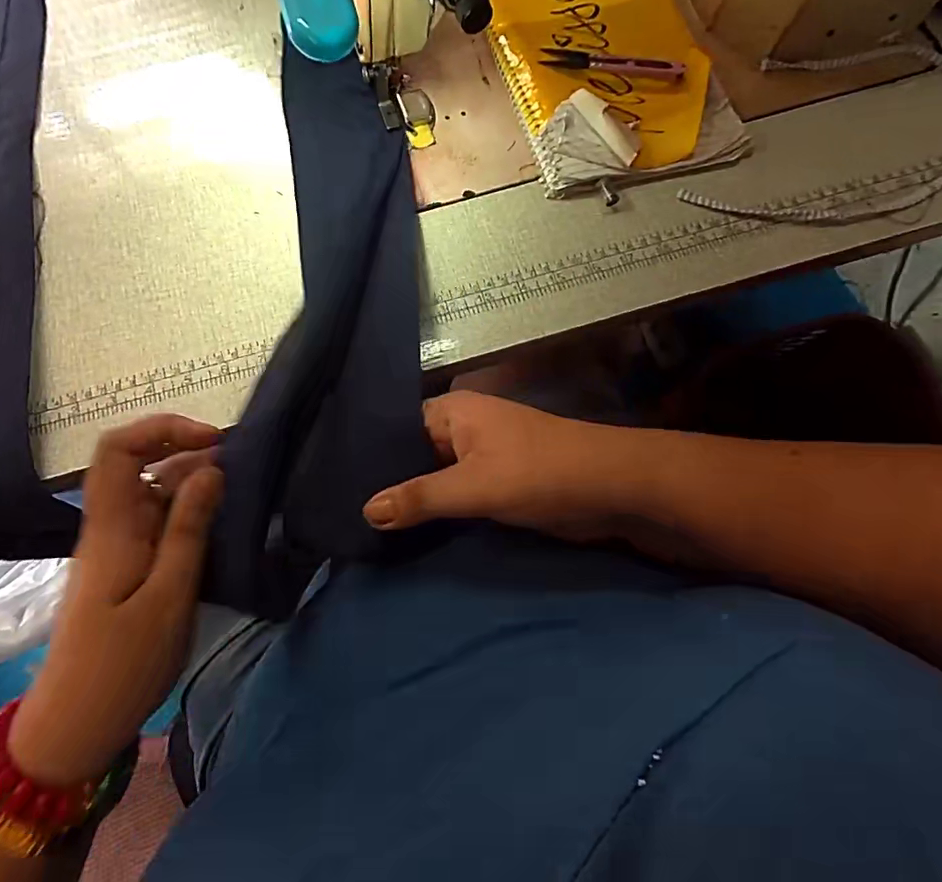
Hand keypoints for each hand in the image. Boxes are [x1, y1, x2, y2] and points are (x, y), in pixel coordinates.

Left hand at [9, 415, 223, 786]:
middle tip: (239, 469)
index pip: (117, 449)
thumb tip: (210, 469)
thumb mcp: (168, 597)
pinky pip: (158, 521)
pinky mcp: (127, 567)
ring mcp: (117, 546)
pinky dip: (189, 512)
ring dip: (194, 483)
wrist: (73, 729)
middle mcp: (110, 526)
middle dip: (189, 453)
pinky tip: (219, 526)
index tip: (211, 441)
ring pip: (152, 492)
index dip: (162, 429)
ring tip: (239, 493)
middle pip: (139, 464)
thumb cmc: (121, 666)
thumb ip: (189, 529)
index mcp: (112, 527)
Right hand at [361, 391, 632, 540]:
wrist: (608, 487)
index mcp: (454, 411)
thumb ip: (420, 498)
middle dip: (387, 480)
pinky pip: (455, 492)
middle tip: (341, 510)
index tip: (333, 480)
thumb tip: (366, 510)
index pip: (396, 426)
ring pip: (434, 475)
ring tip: (363, 526)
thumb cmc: (538, 472)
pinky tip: (407, 530)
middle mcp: (462, 427)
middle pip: (413, 452)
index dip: (368, 451)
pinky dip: (436, 508)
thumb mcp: (473, 487)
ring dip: (411, 498)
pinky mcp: (495, 480)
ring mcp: (480, 454)